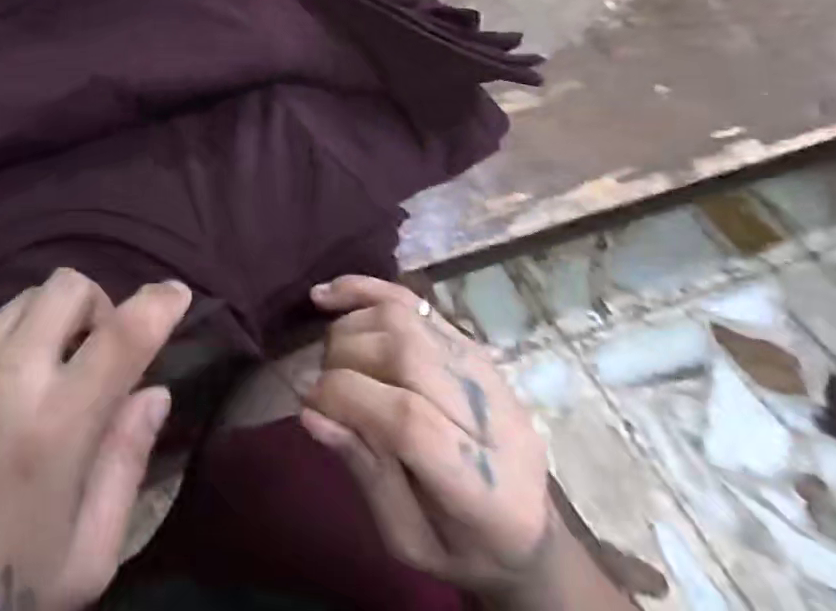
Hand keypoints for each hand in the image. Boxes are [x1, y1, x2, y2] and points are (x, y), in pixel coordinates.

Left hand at [0, 270, 192, 610]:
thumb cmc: (4, 583)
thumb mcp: (87, 550)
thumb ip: (125, 461)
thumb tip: (153, 390)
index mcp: (53, 425)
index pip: (120, 338)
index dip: (157, 305)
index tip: (175, 292)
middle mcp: (3, 373)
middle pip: (66, 287)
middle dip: (95, 307)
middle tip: (93, 354)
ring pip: (23, 298)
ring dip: (47, 325)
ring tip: (39, 377)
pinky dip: (6, 339)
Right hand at [296, 276, 551, 593]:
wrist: (526, 532)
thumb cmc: (459, 544)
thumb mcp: (408, 539)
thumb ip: (364, 472)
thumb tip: (310, 413)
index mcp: (484, 485)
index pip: (409, 419)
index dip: (344, 399)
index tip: (310, 406)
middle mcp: (495, 418)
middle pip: (404, 354)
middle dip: (341, 361)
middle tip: (320, 386)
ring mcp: (488, 374)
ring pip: (403, 319)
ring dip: (348, 330)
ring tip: (331, 358)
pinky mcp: (472, 347)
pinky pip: (413, 302)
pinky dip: (364, 291)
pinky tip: (327, 296)